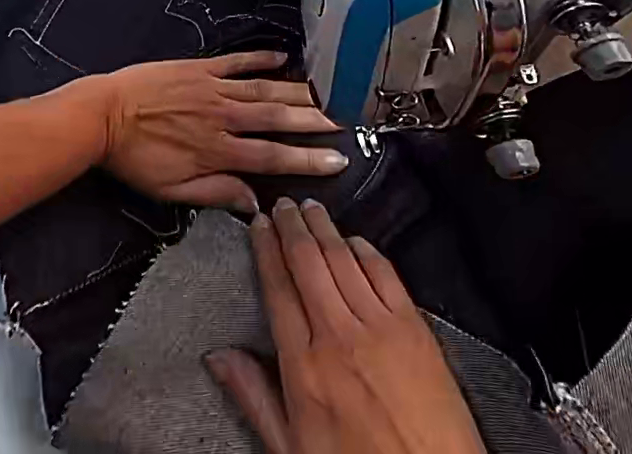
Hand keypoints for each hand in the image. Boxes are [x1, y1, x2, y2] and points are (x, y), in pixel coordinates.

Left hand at [70, 52, 344, 212]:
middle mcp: (224, 118)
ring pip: (265, 90)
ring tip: (327, 93)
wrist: (101, 115)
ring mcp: (215, 89)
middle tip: (344, 121)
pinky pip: (238, 62)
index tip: (338, 159)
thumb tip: (255, 202)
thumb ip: (216, 193)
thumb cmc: (135, 158)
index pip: (272, 157)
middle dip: (314, 121)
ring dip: (298, 92)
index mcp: (218, 151)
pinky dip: (262, 59)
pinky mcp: (202, 68)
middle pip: (278, 119)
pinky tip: (284, 57)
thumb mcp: (171, 189)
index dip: (307, 160)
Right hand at [207, 199, 486, 453]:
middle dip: (292, 226)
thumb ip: (254, 396)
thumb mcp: (291, 448)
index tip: (259, 226)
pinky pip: (383, 271)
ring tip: (311, 207)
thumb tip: (219, 357)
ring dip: (324, 227)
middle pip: (308, 262)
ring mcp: (379, 323)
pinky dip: (366, 249)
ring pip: (343, 258)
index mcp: (304, 366)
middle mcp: (339, 334)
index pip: (278, 289)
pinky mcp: (412, 322)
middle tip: (282, 203)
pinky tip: (354, 238)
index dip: (266, 250)